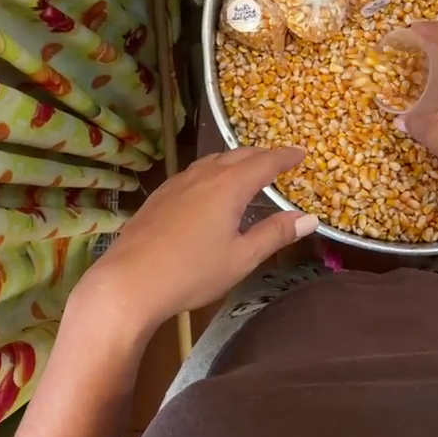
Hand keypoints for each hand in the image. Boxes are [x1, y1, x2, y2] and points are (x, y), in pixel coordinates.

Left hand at [74, 147, 317, 333]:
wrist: (128, 282)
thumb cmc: (191, 272)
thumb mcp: (241, 258)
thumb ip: (275, 234)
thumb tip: (309, 219)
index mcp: (229, 186)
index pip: (265, 162)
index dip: (285, 157)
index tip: (301, 154)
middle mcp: (204, 175)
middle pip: (238, 155)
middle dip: (262, 155)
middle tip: (279, 162)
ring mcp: (178, 183)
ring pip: (213, 161)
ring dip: (235, 160)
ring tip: (247, 170)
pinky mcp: (160, 195)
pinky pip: (195, 172)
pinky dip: (213, 171)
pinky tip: (209, 189)